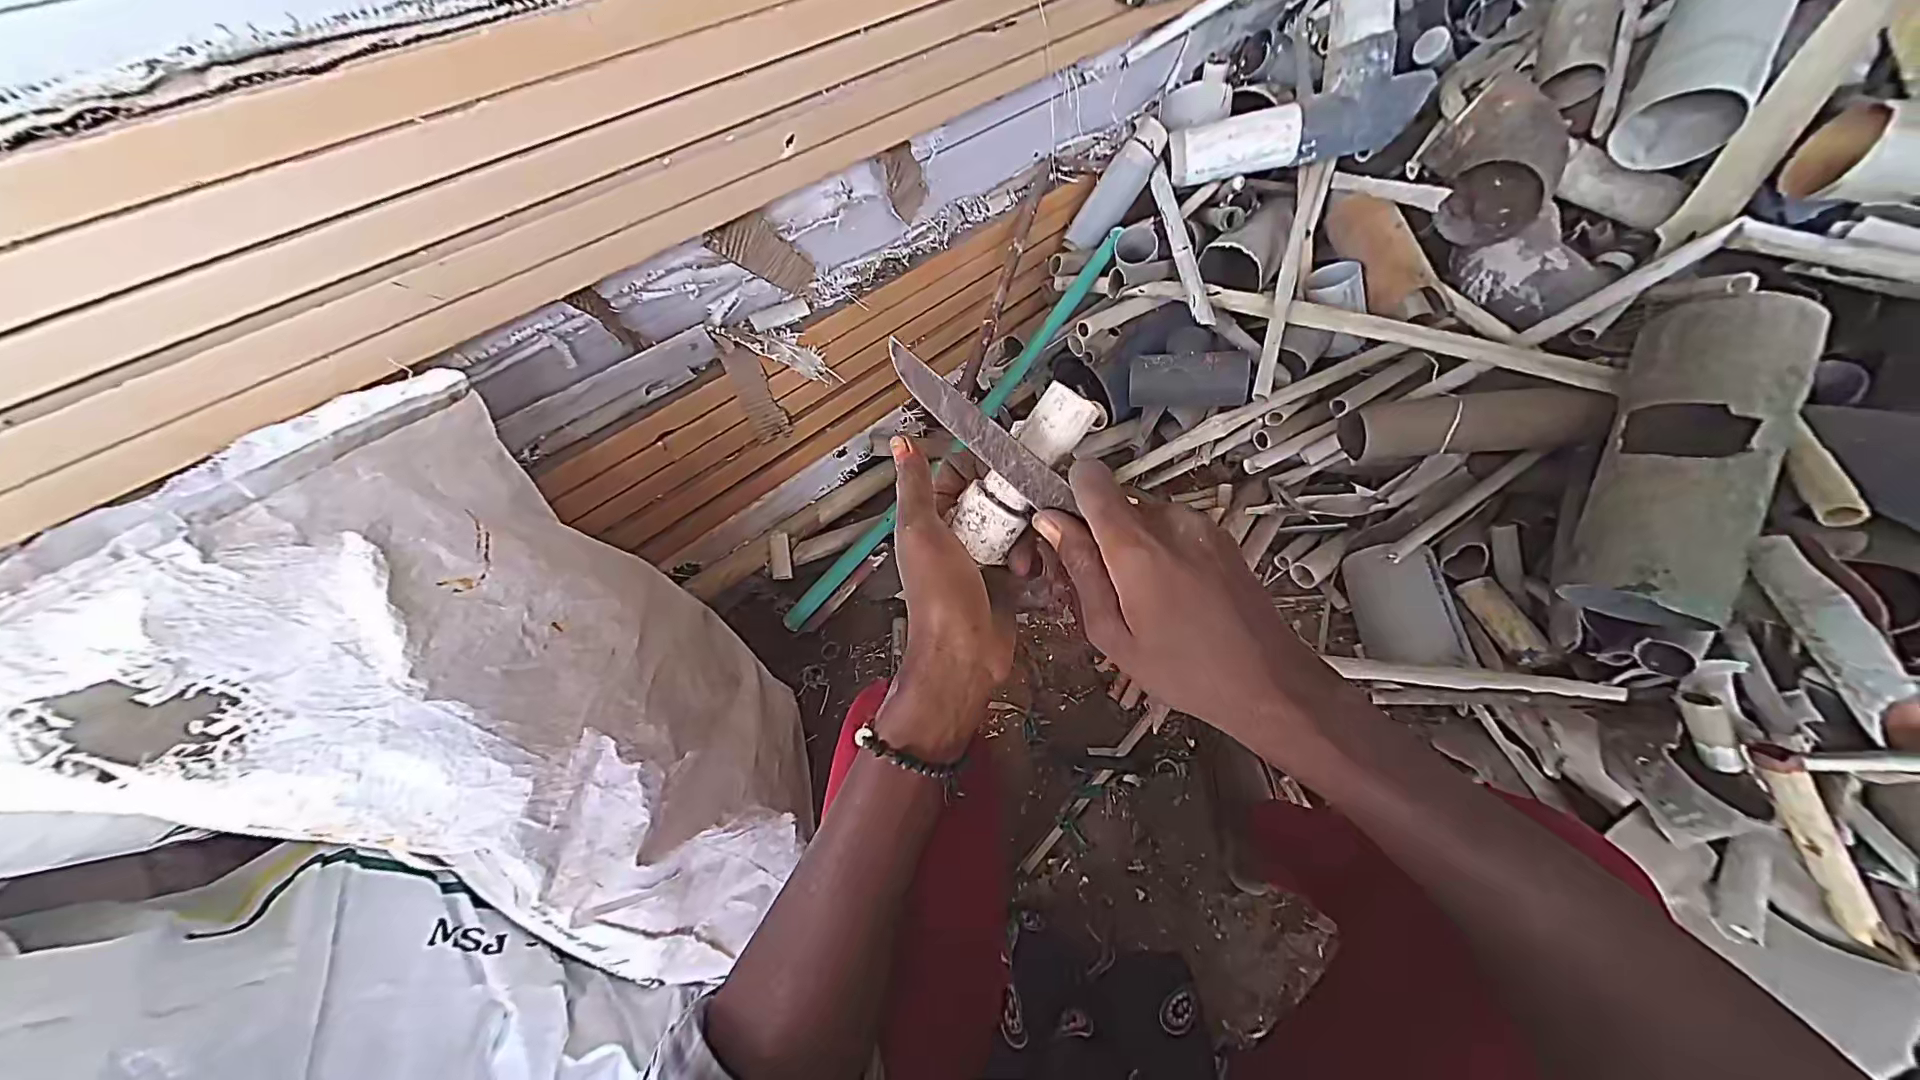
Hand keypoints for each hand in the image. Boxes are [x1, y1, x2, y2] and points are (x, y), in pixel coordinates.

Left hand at [884, 436, 1014, 757]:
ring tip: (1016, 557)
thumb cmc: (938, 601)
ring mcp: (982, 557)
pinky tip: (1027, 571)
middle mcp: (956, 536)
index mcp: (929, 520)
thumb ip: (915, 485)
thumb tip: (901, 445)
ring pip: (1014, 523)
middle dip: (1008, 506)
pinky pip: (1027, 551)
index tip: (1000, 470)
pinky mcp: (1005, 577)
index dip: (980, 469)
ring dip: (1021, 537)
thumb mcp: (921, 531)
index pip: (957, 474)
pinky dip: (1032, 557)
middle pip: (992, 497)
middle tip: (1012, 517)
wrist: (965, 653)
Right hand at [1033, 460, 1347, 746]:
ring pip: (1138, 515)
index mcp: (1137, 546)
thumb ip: (1078, 569)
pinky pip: (1168, 526)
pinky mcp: (1217, 534)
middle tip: (1090, 585)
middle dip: (1092, 535)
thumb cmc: (1189, 671)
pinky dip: (1154, 550)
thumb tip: (1051, 525)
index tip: (1058, 528)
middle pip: (1111, 502)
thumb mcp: (1112, 633)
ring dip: (1124, 546)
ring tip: (1133, 599)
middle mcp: (1171, 522)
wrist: (1269, 682)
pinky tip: (1162, 595)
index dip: (1066, 498)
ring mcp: (1199, 525)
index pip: (1089, 480)